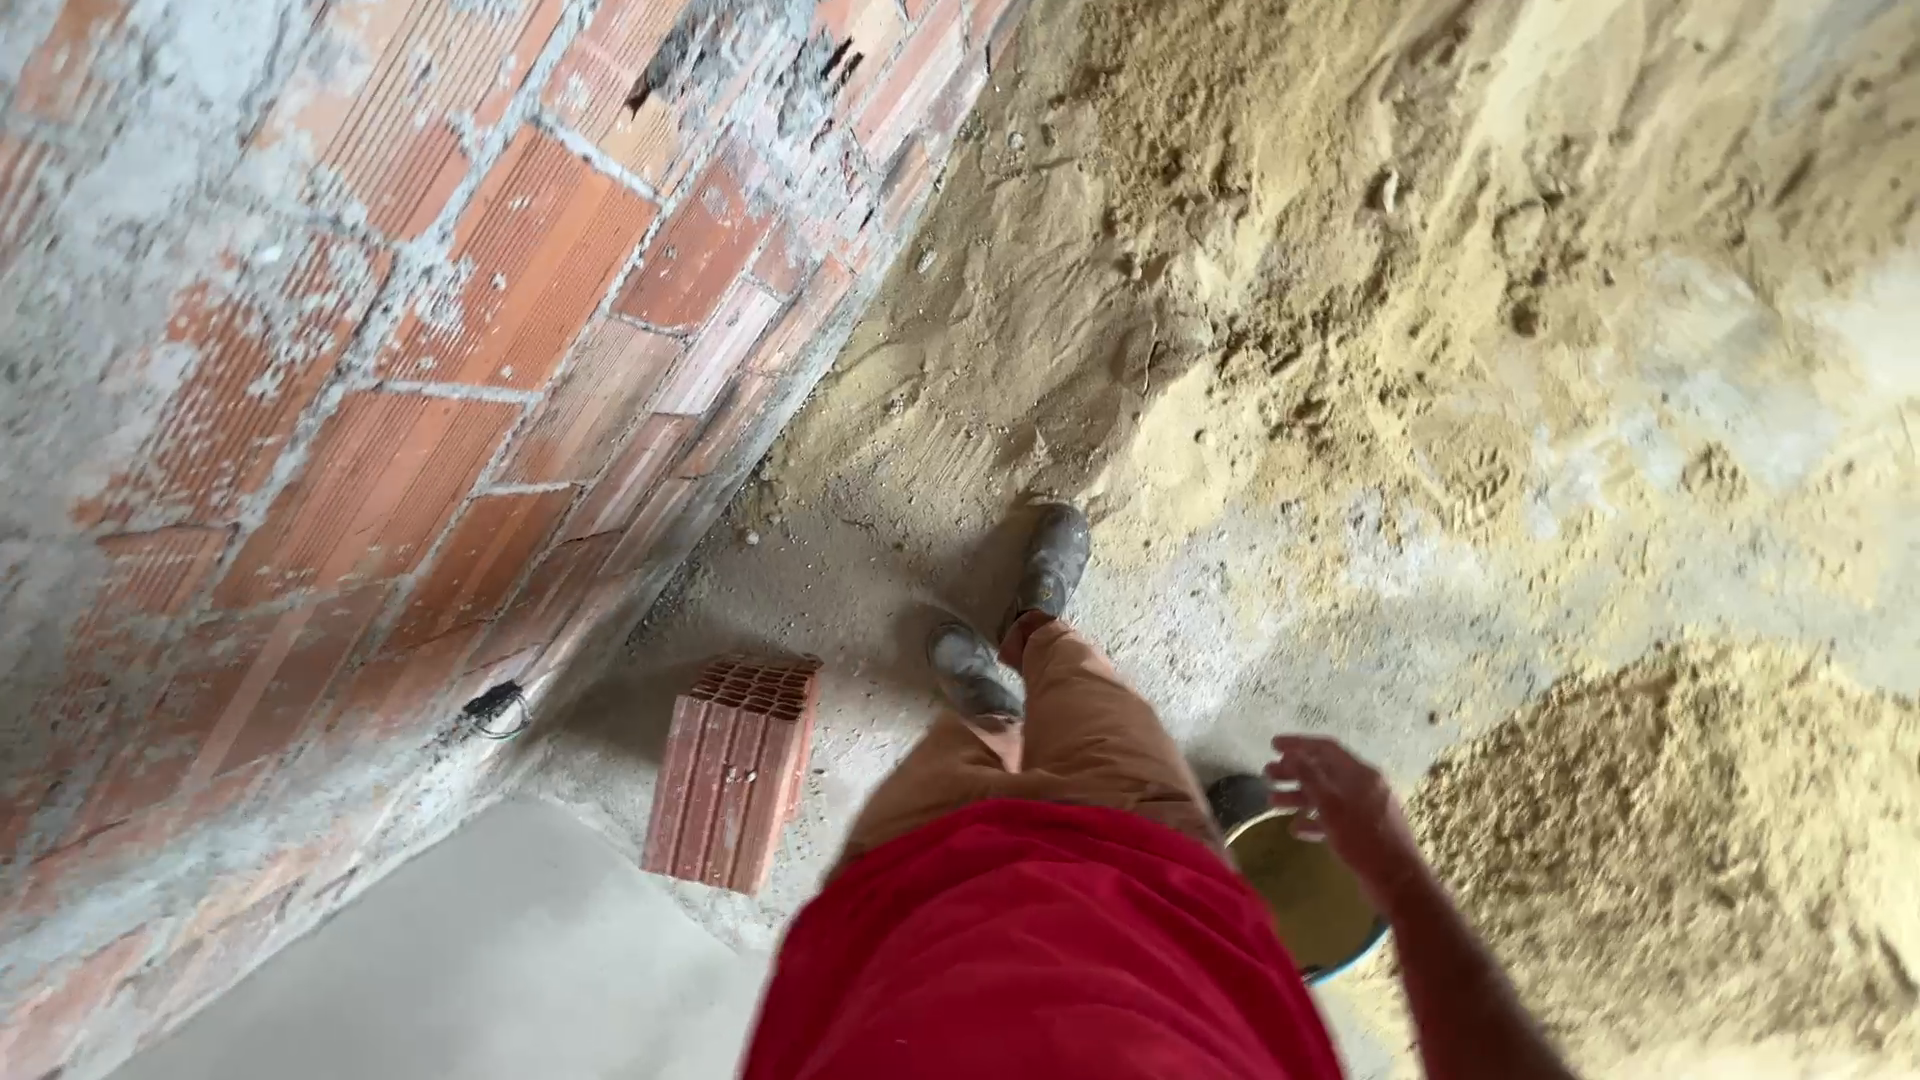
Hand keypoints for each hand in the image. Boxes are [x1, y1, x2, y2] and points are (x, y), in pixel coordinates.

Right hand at [1265, 735, 1426, 912]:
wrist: (1399, 883)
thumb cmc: (1363, 839)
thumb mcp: (1331, 805)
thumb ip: (1309, 776)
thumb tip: (1291, 754)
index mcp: (1361, 774)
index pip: (1325, 748)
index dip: (1297, 743)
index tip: (1273, 745)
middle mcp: (1365, 786)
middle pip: (1323, 771)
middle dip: (1293, 772)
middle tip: (1267, 774)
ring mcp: (1366, 809)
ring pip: (1326, 795)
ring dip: (1298, 796)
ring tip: (1272, 801)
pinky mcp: (1365, 831)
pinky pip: (1334, 818)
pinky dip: (1314, 820)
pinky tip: (1296, 828)